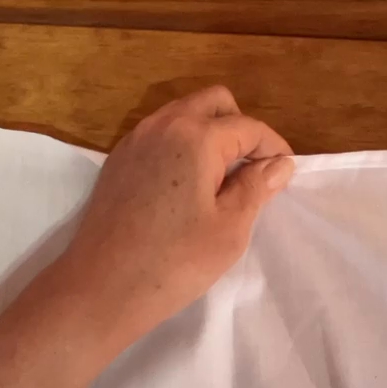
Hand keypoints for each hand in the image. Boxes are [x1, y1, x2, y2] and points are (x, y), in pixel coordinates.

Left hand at [50, 86, 293, 345]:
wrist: (101, 285)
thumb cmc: (173, 261)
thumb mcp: (229, 228)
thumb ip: (256, 187)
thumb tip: (278, 163)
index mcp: (195, 136)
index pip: (247, 126)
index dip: (273, 147)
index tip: (285, 173)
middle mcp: (163, 124)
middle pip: (213, 102)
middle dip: (240, 126)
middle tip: (251, 168)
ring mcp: (136, 138)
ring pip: (184, 112)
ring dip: (210, 131)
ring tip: (222, 177)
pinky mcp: (119, 157)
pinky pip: (160, 131)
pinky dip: (182, 143)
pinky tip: (187, 183)